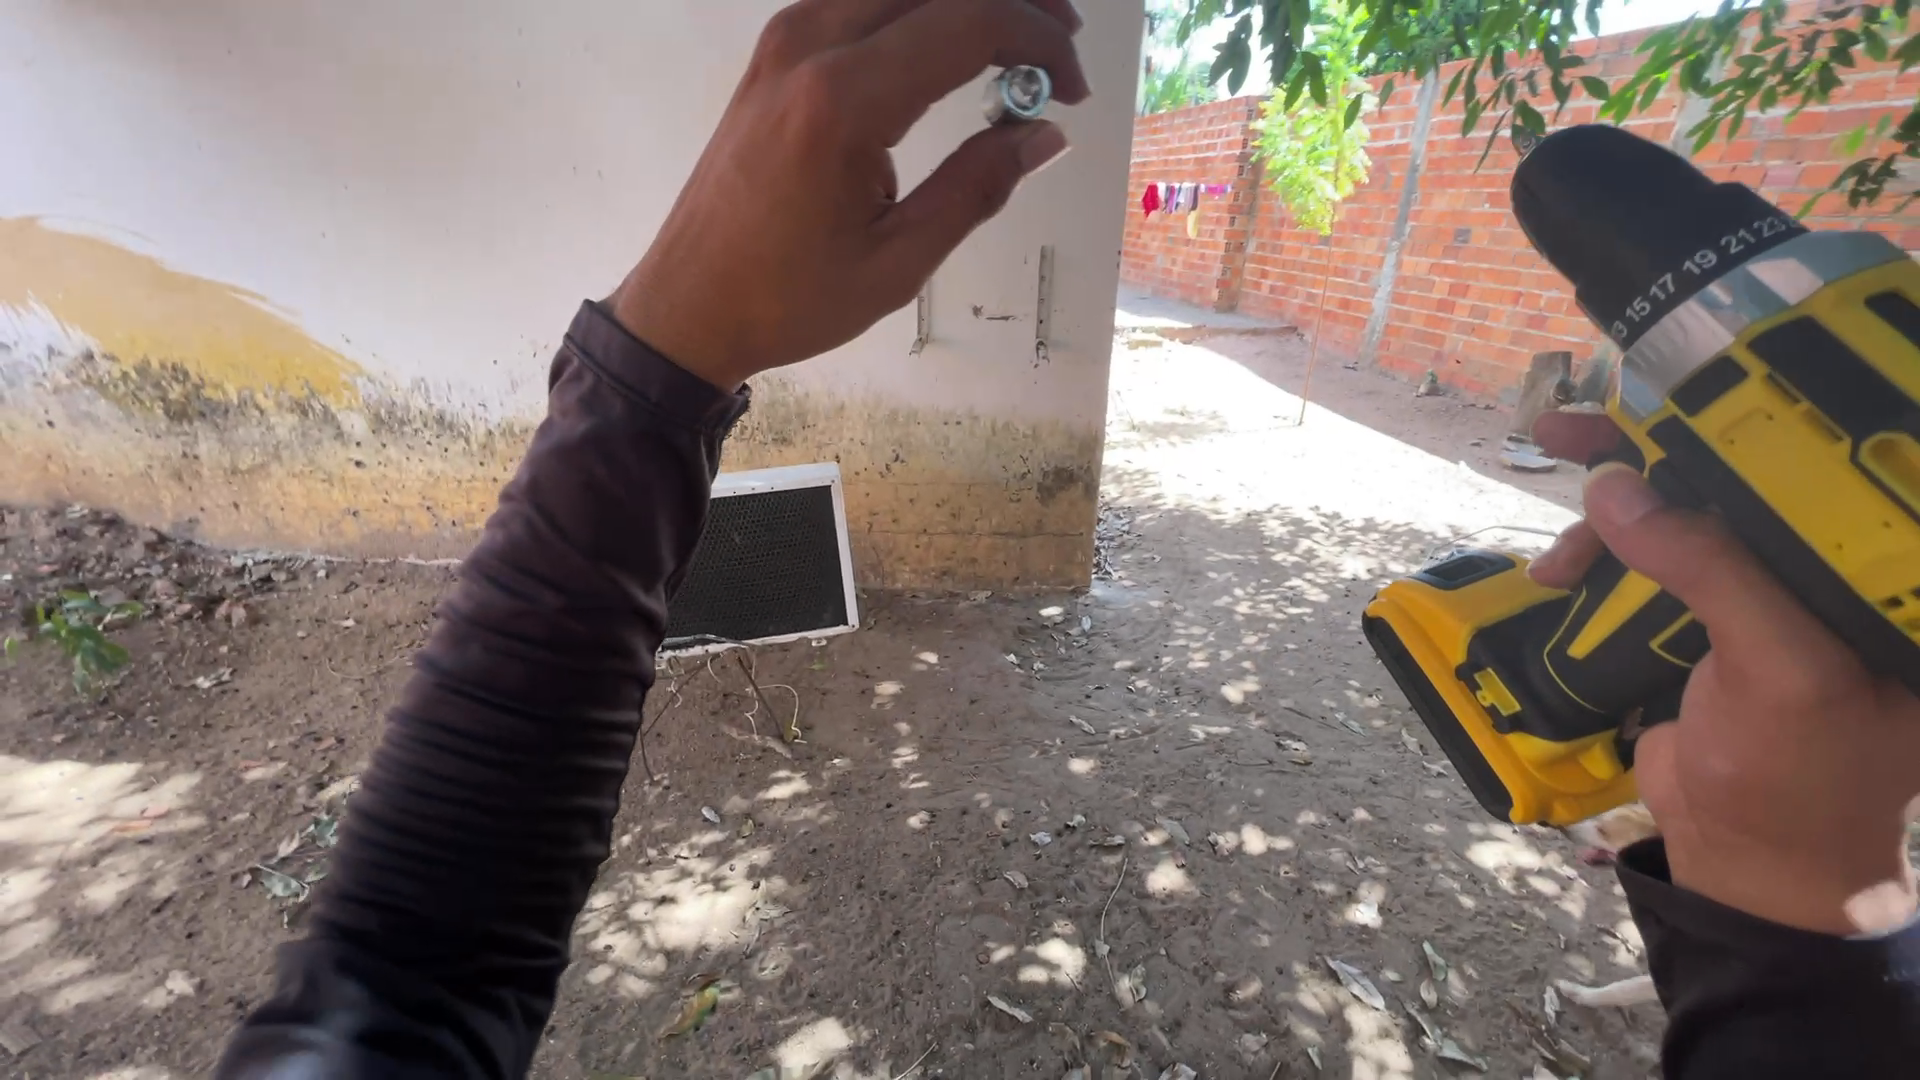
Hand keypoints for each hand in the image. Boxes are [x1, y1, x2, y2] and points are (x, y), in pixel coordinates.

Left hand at [608, 0, 1087, 390]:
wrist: (691, 304)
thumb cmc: (789, 299)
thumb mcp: (896, 263)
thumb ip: (975, 189)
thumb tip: (1043, 134)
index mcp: (842, 101)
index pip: (966, 22)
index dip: (1036, 41)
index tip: (1071, 89)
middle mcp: (808, 43)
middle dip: (1012, 2)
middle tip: (1060, 49)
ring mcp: (783, 40)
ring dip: (962, 5)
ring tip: (1015, 45)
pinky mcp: (773, 54)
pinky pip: (859, 3)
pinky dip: (916, 16)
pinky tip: (946, 51)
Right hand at [1531, 410, 1919, 935]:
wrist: (1743, 847)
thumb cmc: (1798, 770)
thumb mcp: (1775, 668)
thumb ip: (1709, 574)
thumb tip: (1614, 493)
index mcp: (1883, 578)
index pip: (1824, 475)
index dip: (1745, 422)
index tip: (1665, 397)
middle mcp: (1829, 572)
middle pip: (1732, 485)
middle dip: (1643, 460)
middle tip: (1564, 434)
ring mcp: (1760, 594)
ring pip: (1672, 521)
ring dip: (1601, 530)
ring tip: (1555, 567)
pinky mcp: (1702, 615)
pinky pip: (1641, 564)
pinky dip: (1592, 564)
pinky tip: (1561, 579)